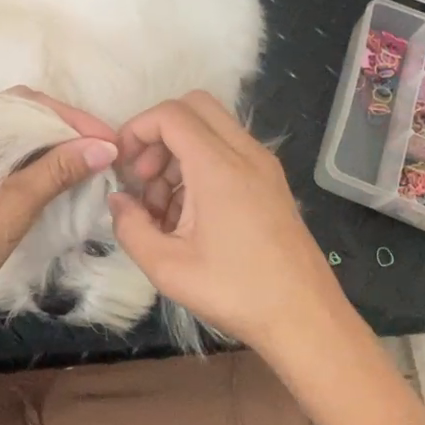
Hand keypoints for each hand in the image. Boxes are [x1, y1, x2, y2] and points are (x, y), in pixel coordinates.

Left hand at [0, 88, 117, 315]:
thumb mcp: (17, 202)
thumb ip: (60, 169)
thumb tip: (106, 147)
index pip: (31, 104)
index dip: (75, 120)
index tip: (111, 142)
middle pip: (21, 115)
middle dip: (65, 129)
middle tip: (101, 150)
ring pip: (11, 136)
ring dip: (48, 145)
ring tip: (83, 162)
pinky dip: (29, 160)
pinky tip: (50, 175)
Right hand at [108, 91, 349, 355]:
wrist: (305, 318)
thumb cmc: (235, 292)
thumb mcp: (167, 267)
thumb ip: (130, 227)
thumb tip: (118, 201)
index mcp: (219, 167)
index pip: (170, 114)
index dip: (137, 129)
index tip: (122, 166)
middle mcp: (246, 153)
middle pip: (194, 106)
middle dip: (159, 133)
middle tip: (145, 179)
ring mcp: (264, 166)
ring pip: (212, 128)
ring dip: (179, 152)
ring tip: (164, 208)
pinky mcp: (272, 182)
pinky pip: (229, 151)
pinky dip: (201, 165)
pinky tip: (190, 216)